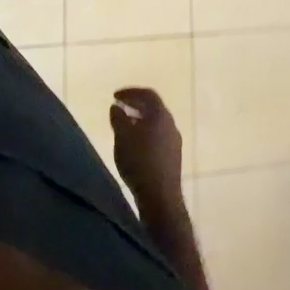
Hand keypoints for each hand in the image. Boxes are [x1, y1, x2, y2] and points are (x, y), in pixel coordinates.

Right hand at [110, 87, 182, 209]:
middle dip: (136, 105)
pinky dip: (146, 132)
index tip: (115, 96)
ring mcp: (175, 141)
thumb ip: (118, 118)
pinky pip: (159, 136)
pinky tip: (135, 144)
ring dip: (141, 120)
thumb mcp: (122, 137)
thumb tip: (116, 107)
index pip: (147, 94)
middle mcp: (171, 124)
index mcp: (161, 114)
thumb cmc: (139, 161)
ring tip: (125, 125)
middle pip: (154, 108)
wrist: (160, 197)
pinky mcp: (174, 156)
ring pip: (157, 123)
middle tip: (119, 107)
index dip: (130, 92)